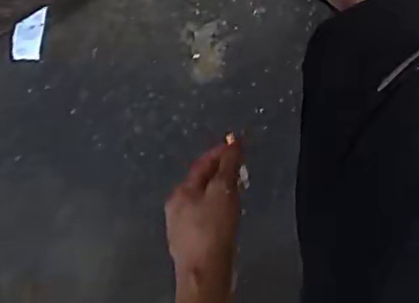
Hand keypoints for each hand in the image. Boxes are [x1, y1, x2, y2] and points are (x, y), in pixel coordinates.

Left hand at [165, 136, 242, 302]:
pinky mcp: (193, 246)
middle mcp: (177, 208)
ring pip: (205, 200)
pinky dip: (220, 209)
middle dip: (222, 172)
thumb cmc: (212, 228)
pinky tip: (231, 215)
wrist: (206, 277)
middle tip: (241, 169)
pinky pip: (207, 217)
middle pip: (203, 181)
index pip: (202, 162)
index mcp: (180, 192)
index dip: (221, 152)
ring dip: (222, 191)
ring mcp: (182, 229)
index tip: (238, 146)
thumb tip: (234, 142)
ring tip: (239, 189)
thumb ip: (229, 164)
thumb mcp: (223, 189)